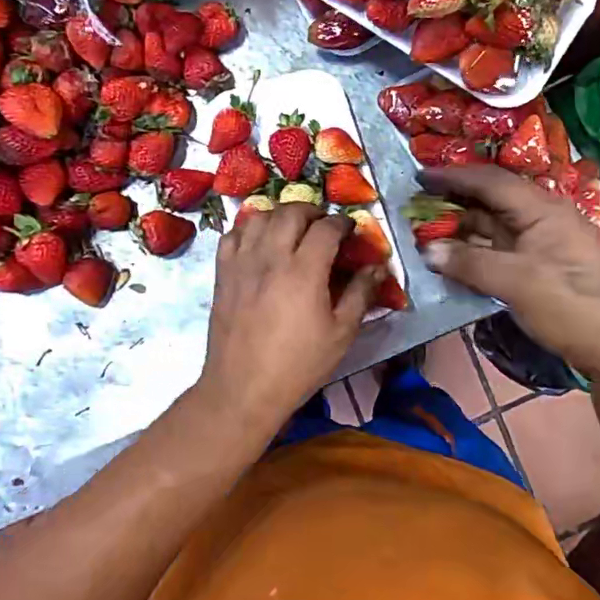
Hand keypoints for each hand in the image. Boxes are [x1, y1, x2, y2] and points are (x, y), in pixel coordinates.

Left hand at [194, 203, 385, 422]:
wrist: (243, 388)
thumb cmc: (298, 365)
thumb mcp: (340, 334)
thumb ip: (361, 294)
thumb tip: (376, 267)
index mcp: (304, 271)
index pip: (326, 227)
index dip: (342, 223)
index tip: (350, 230)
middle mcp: (271, 257)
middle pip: (291, 212)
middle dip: (312, 211)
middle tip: (323, 225)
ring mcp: (242, 263)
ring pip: (259, 217)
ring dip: (280, 215)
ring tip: (291, 229)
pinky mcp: (222, 274)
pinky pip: (232, 235)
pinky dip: (248, 229)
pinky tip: (258, 242)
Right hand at [418, 165, 599, 376]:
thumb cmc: (570, 305)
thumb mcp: (514, 282)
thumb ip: (468, 263)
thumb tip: (427, 250)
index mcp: (541, 209)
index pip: (490, 181)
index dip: (453, 176)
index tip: (419, 176)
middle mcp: (543, 218)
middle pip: (492, 200)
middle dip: (454, 200)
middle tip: (417, 204)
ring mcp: (544, 243)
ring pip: (496, 225)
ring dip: (463, 227)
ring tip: (427, 231)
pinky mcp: (542, 266)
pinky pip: (502, 248)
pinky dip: (476, 249)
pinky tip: (454, 258)